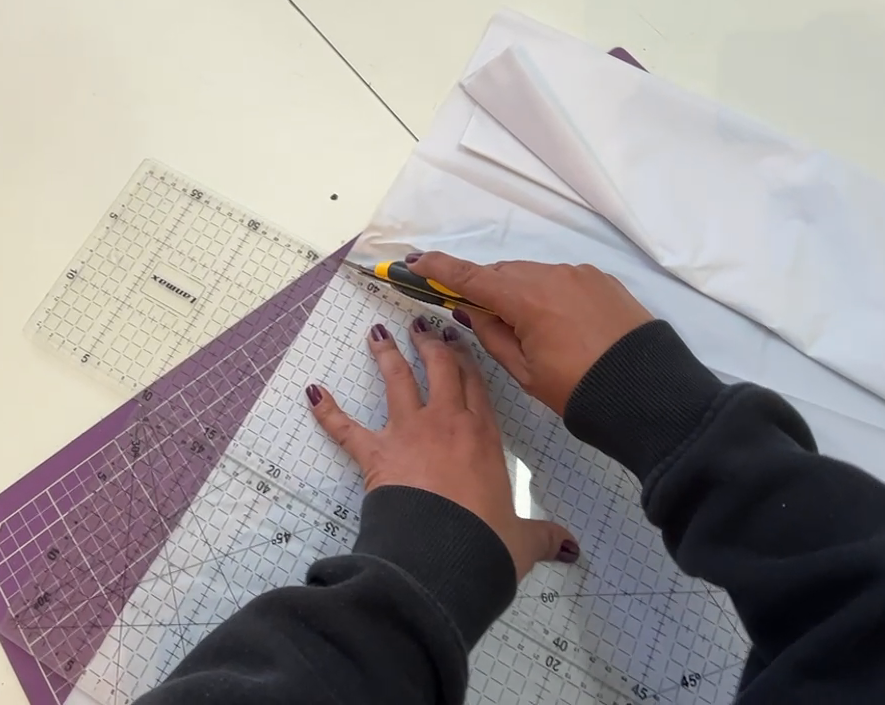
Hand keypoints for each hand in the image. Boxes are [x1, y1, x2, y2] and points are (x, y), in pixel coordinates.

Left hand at [307, 317, 579, 579]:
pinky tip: (313, 392)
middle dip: (431, 343)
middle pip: (441, 370)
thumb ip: (545, 535)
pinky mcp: (376, 452)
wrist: (443, 559)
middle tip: (422, 324)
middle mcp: (447, 423)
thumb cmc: (485, 544)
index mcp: (483, 437)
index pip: (477, 386)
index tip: (460, 339)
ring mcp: (409, 433)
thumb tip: (571, 547)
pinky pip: (346, 428)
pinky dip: (328, 411)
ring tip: (377, 333)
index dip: (468, 360)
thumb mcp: (522, 540)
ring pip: (398, 382)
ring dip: (387, 355)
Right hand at [410, 254, 652, 415]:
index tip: (414, 261)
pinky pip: (561, 280)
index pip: (469, 276)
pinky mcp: (602, 280)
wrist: (652, 394)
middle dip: (486, 289)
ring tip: (529, 328)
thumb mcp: (525, 372)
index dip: (438, 268)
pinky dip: (549, 294)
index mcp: (525, 298)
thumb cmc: (579, 389)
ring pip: (533, 275)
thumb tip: (471, 311)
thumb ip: (492, 335)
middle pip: (502, 273)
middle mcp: (550, 274)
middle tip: (482, 316)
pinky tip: (561, 324)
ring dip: (520, 293)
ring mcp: (579, 274)